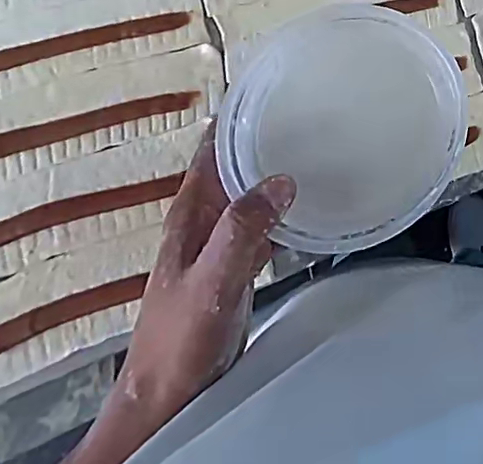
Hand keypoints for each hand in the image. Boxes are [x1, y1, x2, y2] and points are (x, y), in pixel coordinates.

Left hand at [80, 128, 292, 459]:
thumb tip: (281, 179)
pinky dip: (284, 200)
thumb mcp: (212, 279)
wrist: (170, 395)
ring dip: (274, 164)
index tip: (264, 86)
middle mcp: (205, 220)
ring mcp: (221, 241)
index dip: (233, 116)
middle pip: (234, 162)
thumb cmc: (179, 340)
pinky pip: (264, 216)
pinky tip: (306, 199)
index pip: (211, 149)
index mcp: (191, 215)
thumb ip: (243, 229)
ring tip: (312, 141)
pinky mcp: (238, 262)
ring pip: (250, 187)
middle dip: (262, 133)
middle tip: (304, 106)